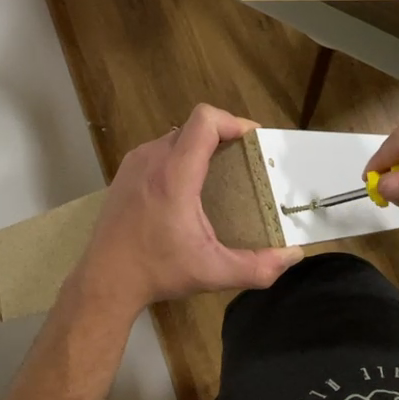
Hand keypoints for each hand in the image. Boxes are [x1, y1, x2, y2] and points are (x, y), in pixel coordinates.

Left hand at [71, 104, 303, 315]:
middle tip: (243, 162)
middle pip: (194, 127)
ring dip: (200, 147)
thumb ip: (258, 266)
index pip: (205, 120)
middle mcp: (153, 158)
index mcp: (175, 174)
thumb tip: (294, 256)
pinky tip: (188, 188)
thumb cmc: (158, 271)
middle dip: (222, 137)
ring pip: (176, 136)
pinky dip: (179, 157)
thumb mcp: (213, 272)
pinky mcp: (125, 172)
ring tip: (218, 176)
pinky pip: (159, 149)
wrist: (104, 279)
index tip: (252, 141)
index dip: (233, 121)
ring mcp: (135, 162)